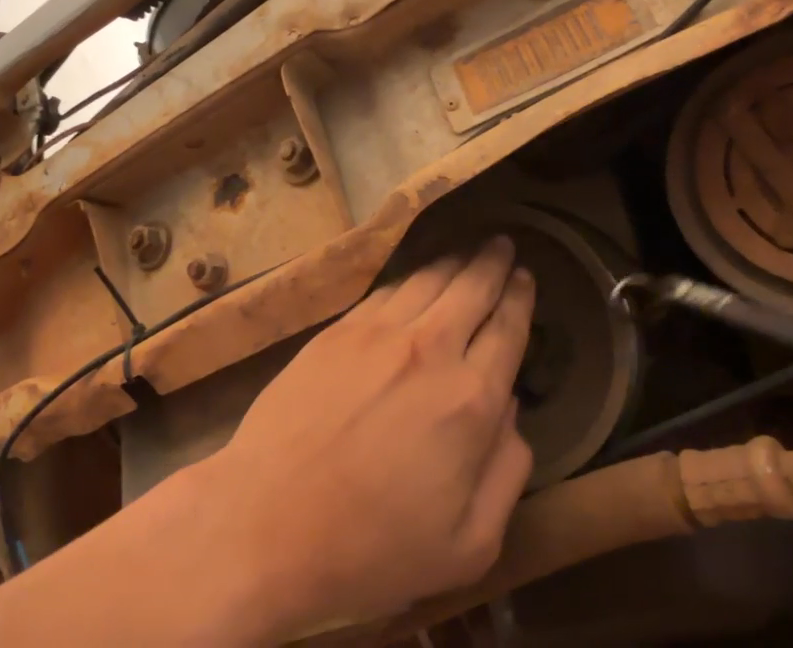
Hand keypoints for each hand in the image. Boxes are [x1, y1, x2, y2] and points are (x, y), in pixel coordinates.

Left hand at [192, 236, 536, 637]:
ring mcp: (375, 335)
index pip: (508, 330)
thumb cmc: (372, 547)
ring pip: (427, 279)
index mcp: (472, 400)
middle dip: (493, 262)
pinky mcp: (334, 334)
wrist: (266, 523)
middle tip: (502, 244)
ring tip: (466, 249)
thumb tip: (513, 416)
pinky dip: (408, 276)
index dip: (520, 298)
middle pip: (471, 287)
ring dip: (453, 260)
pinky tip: (413, 277)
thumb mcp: (469, 544)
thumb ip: (506, 473)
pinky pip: (383, 290)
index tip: (526, 276)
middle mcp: (429, 350)